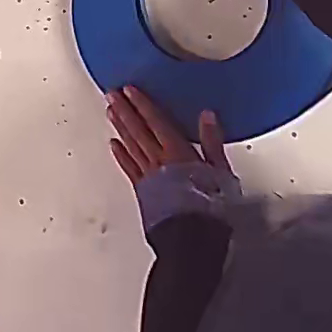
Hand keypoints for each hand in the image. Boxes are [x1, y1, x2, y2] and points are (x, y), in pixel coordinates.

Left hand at [106, 86, 237, 228]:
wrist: (192, 242)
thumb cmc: (211, 207)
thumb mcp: (221, 172)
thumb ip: (212, 142)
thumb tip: (207, 115)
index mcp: (177, 151)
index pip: (155, 120)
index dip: (142, 104)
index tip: (129, 90)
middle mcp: (158, 159)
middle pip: (138, 129)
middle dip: (124, 110)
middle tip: (111, 95)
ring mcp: (148, 175)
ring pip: (130, 144)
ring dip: (119, 126)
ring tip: (110, 111)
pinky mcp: (142, 191)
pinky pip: (129, 167)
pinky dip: (120, 154)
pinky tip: (113, 144)